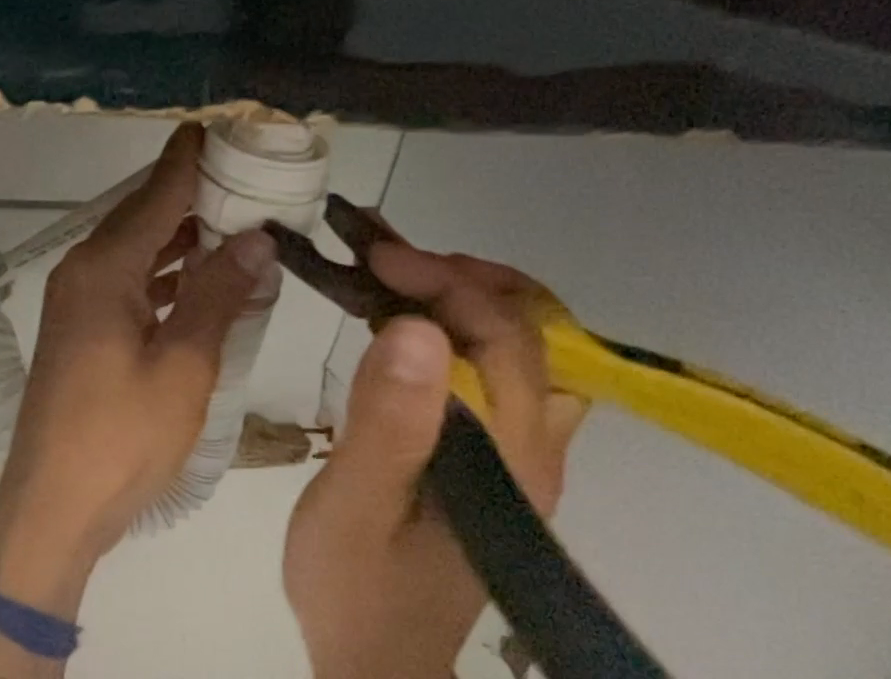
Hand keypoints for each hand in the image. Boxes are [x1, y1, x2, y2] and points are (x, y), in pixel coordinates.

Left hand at [0, 123, 276, 615]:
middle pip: (143, 215)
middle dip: (195, 192)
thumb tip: (256, 237)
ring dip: (184, 234)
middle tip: (252, 172)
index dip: (190, 159)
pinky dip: (167, 271)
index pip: (154, 194)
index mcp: (102, 268)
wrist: (54, 504)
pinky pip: (131, 279)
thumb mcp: (183, 367)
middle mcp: (84, 270)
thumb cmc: (120, 438)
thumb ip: (217, 296)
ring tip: (242, 216)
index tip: (223, 125)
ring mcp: (79, 300)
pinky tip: (205, 274)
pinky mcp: (84, 327)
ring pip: (137, 248)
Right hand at [282, 237, 588, 678]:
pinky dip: (453, 322)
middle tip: (382, 253)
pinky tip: (400, 316)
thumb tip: (414, 326)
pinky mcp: (492, 454)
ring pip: (520, 344)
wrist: (376, 656)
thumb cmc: (357, 583)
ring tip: (390, 268)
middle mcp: (534, 446)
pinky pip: (493, 366)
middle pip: (530, 331)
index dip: (446, 283)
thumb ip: (389, 422)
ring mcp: (518, 450)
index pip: (504, 339)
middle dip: (459, 275)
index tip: (375, 255)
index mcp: (510, 457)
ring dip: (462, 292)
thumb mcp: (356, 504)